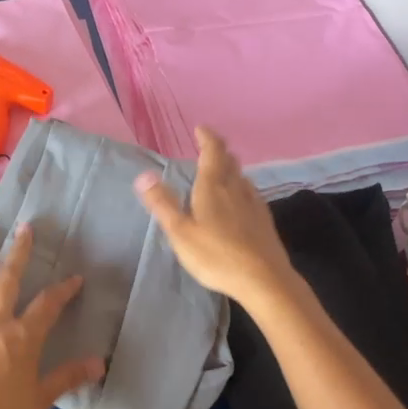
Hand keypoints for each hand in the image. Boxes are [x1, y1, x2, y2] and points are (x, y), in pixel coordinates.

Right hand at [134, 126, 298, 309]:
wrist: (263, 279)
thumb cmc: (216, 256)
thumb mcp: (181, 232)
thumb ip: (163, 203)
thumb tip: (144, 175)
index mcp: (213, 187)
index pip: (213, 151)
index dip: (207, 137)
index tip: (200, 129)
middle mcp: (236, 188)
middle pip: (229, 161)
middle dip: (217, 151)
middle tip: (206, 148)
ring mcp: (253, 203)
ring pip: (241, 177)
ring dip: (229, 169)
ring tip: (218, 172)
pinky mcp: (263, 220)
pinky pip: (249, 193)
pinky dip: (239, 187)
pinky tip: (237, 200)